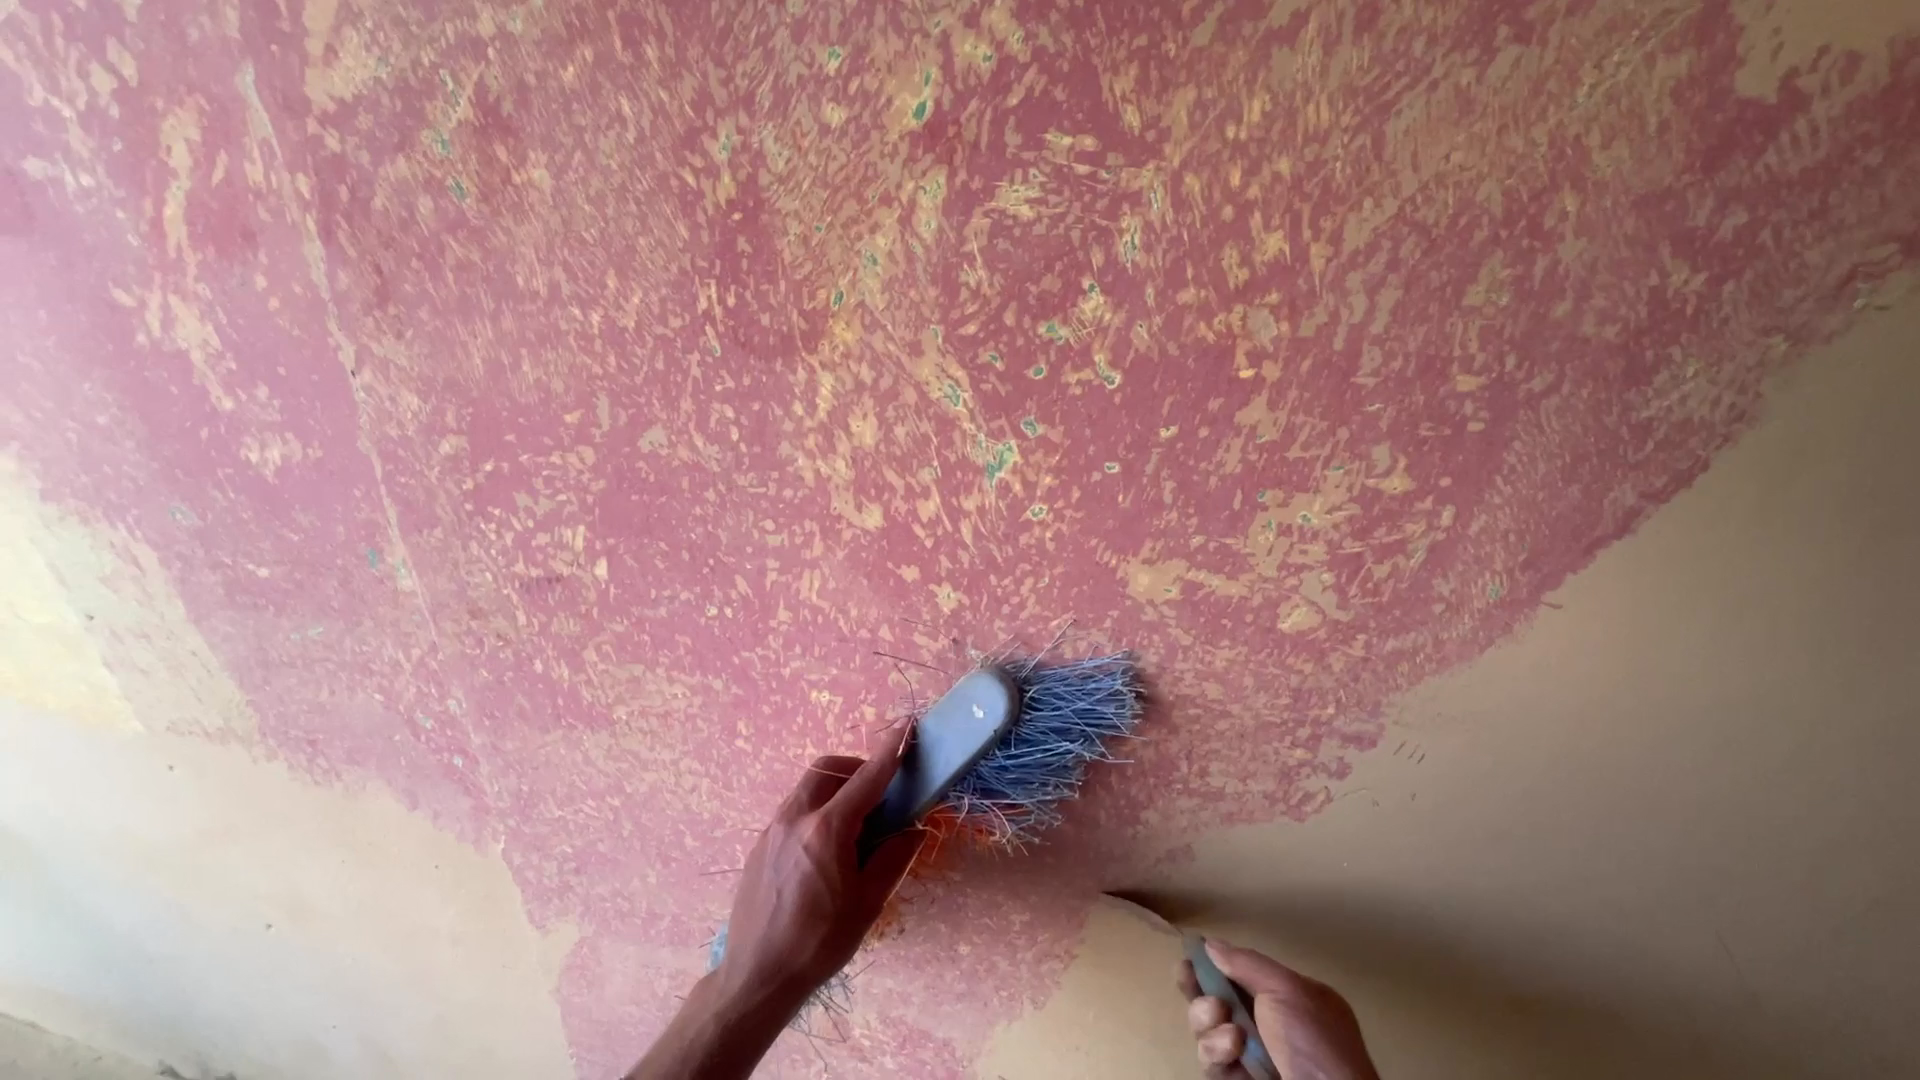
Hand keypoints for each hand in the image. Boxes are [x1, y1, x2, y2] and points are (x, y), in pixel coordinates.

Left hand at [715, 722, 926, 1003]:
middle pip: (829, 770)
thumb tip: (913, 829)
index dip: (891, 750)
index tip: (907, 725)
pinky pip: (794, 809)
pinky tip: (827, 848)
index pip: (867, 778)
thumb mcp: (868, 903)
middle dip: (858, 769)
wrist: (757, 976)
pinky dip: (818, 809)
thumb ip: (893, 858)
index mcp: (827, 830)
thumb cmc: (819, 942)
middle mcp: (795, 818)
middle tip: (881, 795)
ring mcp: (772, 829)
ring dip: (836, 788)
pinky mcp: (761, 844)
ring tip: (856, 825)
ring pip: (808, 787)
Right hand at [1178, 940, 1379, 1079]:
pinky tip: (1233, 1058)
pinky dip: (1216, 1058)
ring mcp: (1253, 1058)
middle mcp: (1267, 1025)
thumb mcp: (1288, 990)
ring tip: (1234, 1039)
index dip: (1209, 967)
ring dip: (1212, 1030)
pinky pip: (1211, 1064)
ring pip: (1207, 1032)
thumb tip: (1210, 944)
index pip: (1238, 974)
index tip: (1188, 962)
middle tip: (1214, 1006)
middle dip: (1203, 1000)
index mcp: (1286, 998)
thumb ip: (1247, 963)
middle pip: (1213, 1001)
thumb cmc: (1314, 1044)